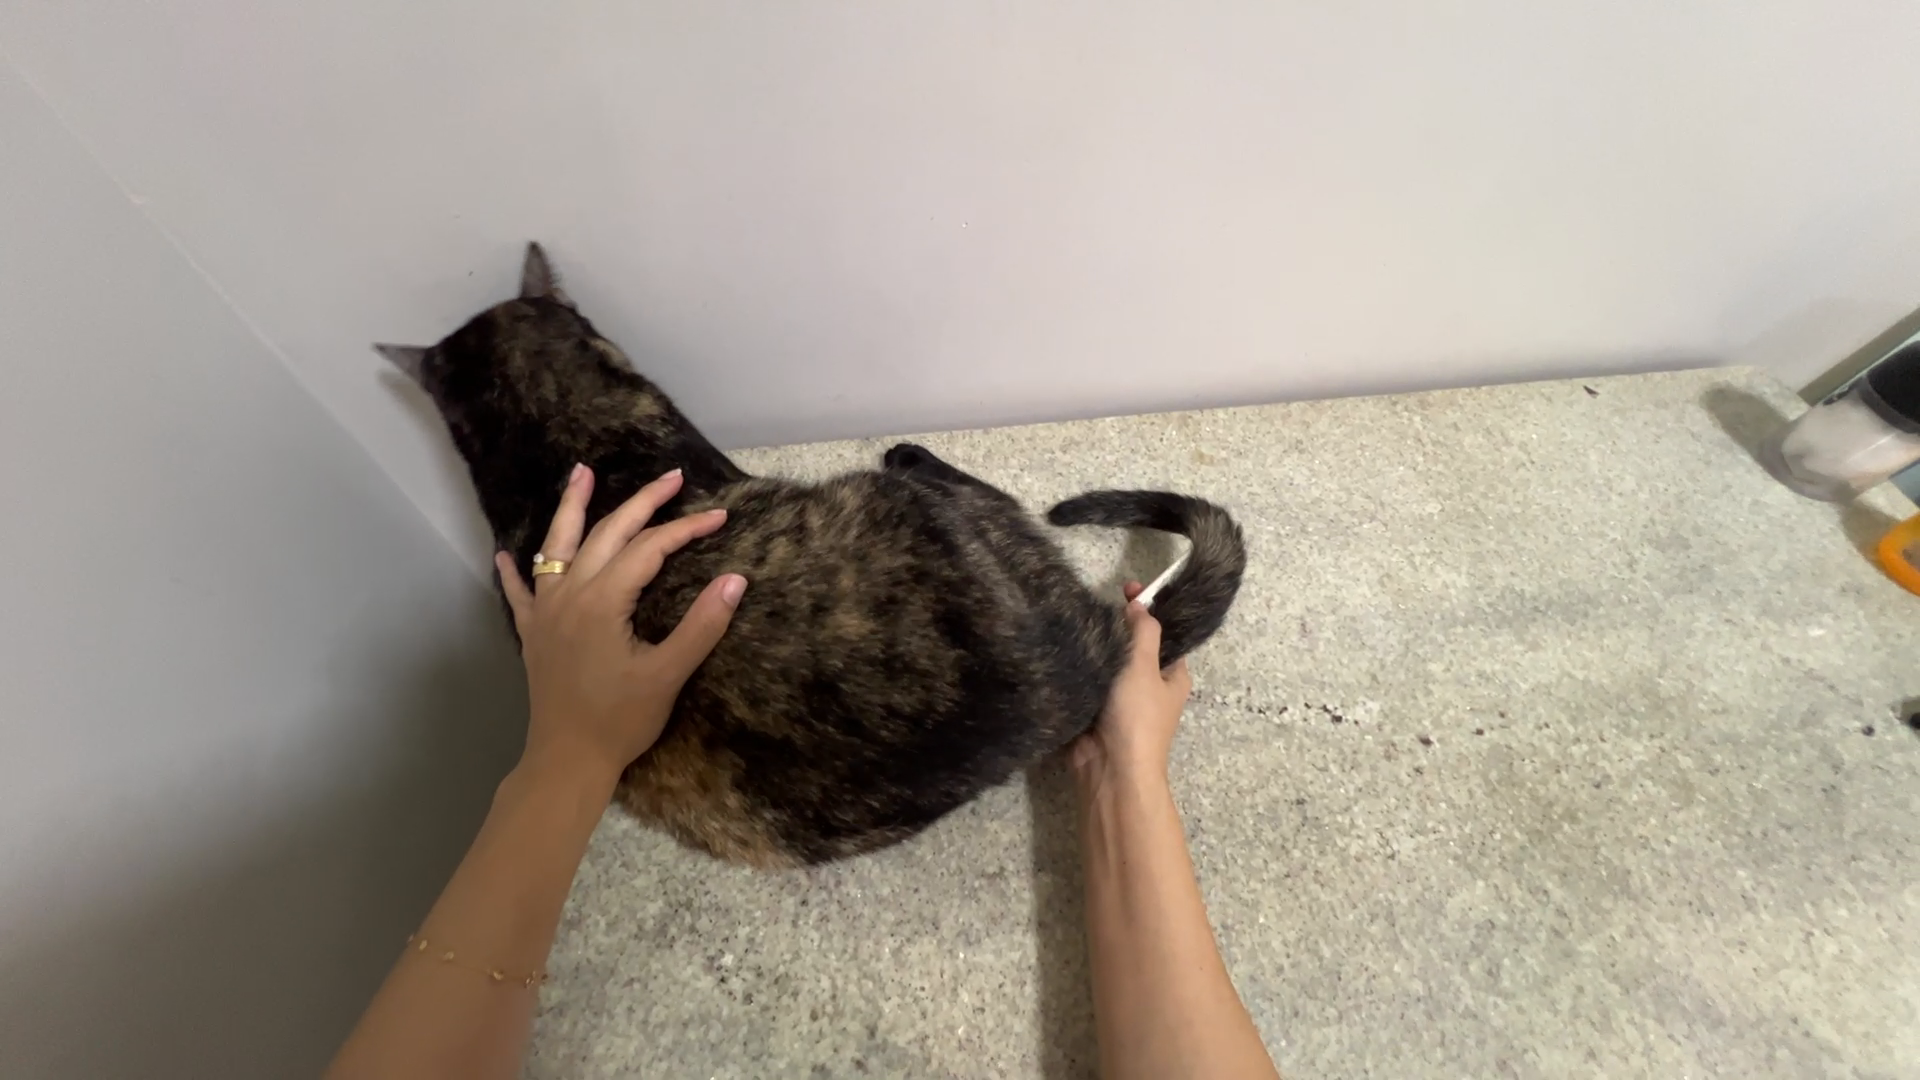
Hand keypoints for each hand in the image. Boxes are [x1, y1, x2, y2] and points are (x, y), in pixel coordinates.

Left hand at [494, 464, 746, 786]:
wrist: (567, 761)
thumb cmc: (622, 718)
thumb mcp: (670, 673)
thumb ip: (703, 624)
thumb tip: (735, 580)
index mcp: (604, 602)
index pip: (650, 549)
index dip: (687, 528)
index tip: (720, 516)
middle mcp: (570, 596)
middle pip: (608, 533)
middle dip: (642, 502)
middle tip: (671, 478)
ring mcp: (546, 612)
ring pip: (558, 547)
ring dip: (572, 508)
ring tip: (580, 474)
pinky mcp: (534, 633)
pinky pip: (521, 592)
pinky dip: (516, 571)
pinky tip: (506, 554)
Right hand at [1070, 582, 1192, 793]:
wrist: (1109, 768)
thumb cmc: (1136, 715)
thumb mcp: (1144, 665)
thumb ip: (1142, 631)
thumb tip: (1139, 604)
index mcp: (1173, 675)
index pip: (1162, 633)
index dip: (1147, 610)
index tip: (1125, 587)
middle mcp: (1150, 686)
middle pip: (1134, 646)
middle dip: (1116, 627)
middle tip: (1093, 602)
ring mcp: (1122, 700)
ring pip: (1109, 662)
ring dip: (1095, 646)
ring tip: (1074, 618)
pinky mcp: (1096, 710)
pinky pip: (1090, 679)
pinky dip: (1080, 666)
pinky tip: (1065, 646)